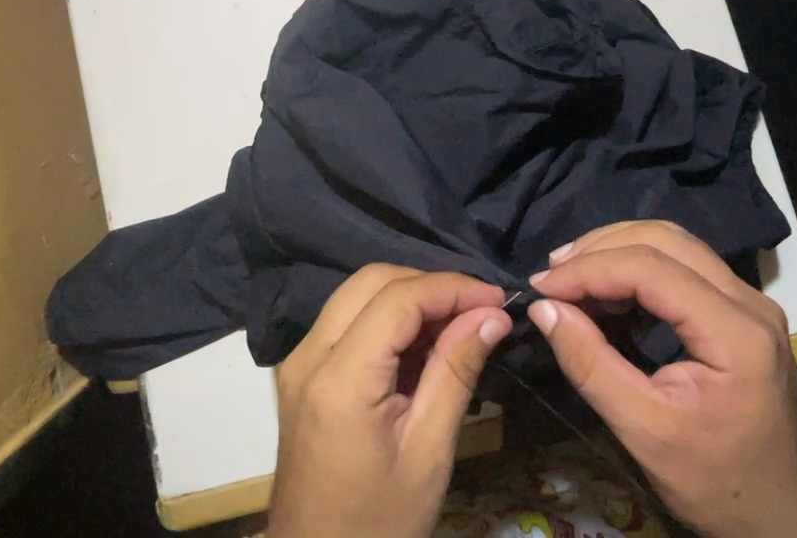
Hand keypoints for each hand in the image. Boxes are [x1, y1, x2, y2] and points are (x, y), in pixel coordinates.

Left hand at [266, 265, 511, 537]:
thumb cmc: (379, 522)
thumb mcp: (429, 452)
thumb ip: (455, 372)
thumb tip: (492, 314)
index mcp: (340, 378)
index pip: (397, 299)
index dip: (451, 287)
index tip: (497, 297)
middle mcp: (309, 353)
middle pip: (371, 281)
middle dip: (429, 283)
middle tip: (478, 308)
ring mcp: (299, 359)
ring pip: (356, 294)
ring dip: (408, 295)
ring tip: (458, 321)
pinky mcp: (301, 371)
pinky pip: (346, 319)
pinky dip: (386, 316)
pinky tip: (422, 341)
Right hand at [528, 222, 796, 537]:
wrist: (782, 521)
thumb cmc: (716, 484)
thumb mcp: (644, 432)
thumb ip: (591, 364)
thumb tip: (543, 308)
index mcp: (736, 332)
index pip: (651, 268)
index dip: (589, 270)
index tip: (541, 287)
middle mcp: (750, 302)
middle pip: (664, 240)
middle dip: (599, 248)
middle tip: (552, 275)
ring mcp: (750, 303)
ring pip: (674, 243)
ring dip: (616, 249)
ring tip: (570, 275)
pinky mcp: (741, 311)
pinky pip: (683, 264)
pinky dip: (637, 264)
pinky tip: (606, 289)